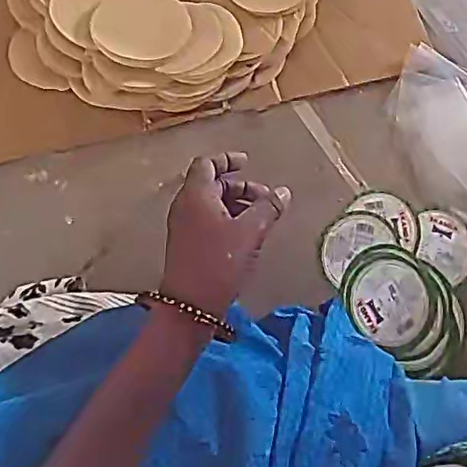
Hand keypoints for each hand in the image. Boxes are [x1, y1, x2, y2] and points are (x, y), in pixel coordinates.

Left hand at [160, 152, 290, 314]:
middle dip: (240, 187)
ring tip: (260, 217)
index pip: (207, 164)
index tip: (246, 162)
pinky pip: (207, 220)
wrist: (190, 306)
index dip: (227, 160)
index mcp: (196, 195)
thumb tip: (283, 192)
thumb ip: (268, 208)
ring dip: (236, 203)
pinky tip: (246, 234)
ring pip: (211, 203)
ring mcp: (183, 226)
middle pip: (211, 184)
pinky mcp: (186, 244)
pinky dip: (227, 218)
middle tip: (265, 198)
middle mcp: (185, 206)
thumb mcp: (250, 231)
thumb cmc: (219, 261)